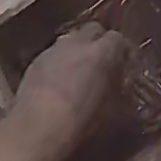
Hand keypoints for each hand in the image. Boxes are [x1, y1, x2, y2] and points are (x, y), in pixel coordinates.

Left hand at [0, 23, 127, 160]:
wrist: (35, 130)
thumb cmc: (78, 123)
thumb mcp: (108, 109)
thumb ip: (114, 87)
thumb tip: (116, 82)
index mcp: (100, 54)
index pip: (117, 38)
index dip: (123, 51)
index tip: (126, 66)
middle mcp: (75, 44)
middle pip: (93, 29)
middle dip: (101, 42)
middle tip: (105, 63)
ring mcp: (53, 50)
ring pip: (72, 38)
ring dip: (80, 49)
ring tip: (82, 71)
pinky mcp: (35, 60)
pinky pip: (55, 52)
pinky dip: (63, 59)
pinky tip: (61, 79)